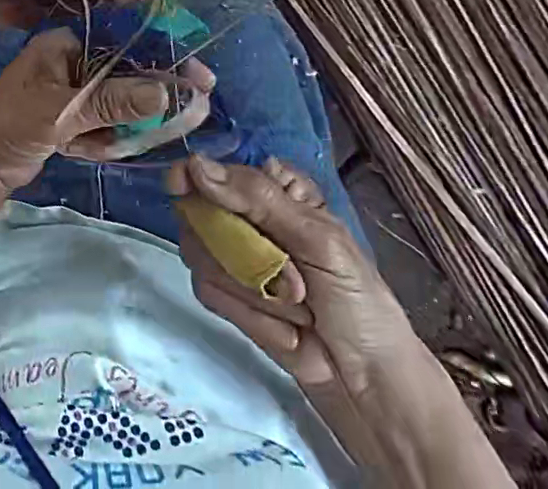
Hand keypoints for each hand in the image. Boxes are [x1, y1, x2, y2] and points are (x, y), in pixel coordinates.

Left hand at [0, 29, 205, 190]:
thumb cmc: (8, 124)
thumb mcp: (61, 111)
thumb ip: (112, 102)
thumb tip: (164, 92)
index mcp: (64, 46)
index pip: (123, 46)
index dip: (160, 59)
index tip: (197, 75)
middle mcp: (70, 65)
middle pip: (125, 78)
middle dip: (149, 100)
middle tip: (188, 112)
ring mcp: (70, 95)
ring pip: (117, 106)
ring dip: (125, 127)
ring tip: (114, 142)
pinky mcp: (69, 122)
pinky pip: (102, 127)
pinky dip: (104, 142)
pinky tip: (87, 152)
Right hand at [167, 155, 418, 392]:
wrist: (367, 381)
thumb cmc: (358, 300)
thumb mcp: (319, 240)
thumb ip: (257, 199)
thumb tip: (195, 166)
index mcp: (275, 190)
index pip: (217, 170)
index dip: (192, 176)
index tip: (180, 186)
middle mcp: (246, 217)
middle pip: (200, 214)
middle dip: (244, 255)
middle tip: (297, 282)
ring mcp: (233, 256)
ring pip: (200, 255)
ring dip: (253, 291)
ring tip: (299, 308)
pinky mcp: (225, 293)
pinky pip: (207, 291)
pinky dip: (248, 314)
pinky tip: (283, 326)